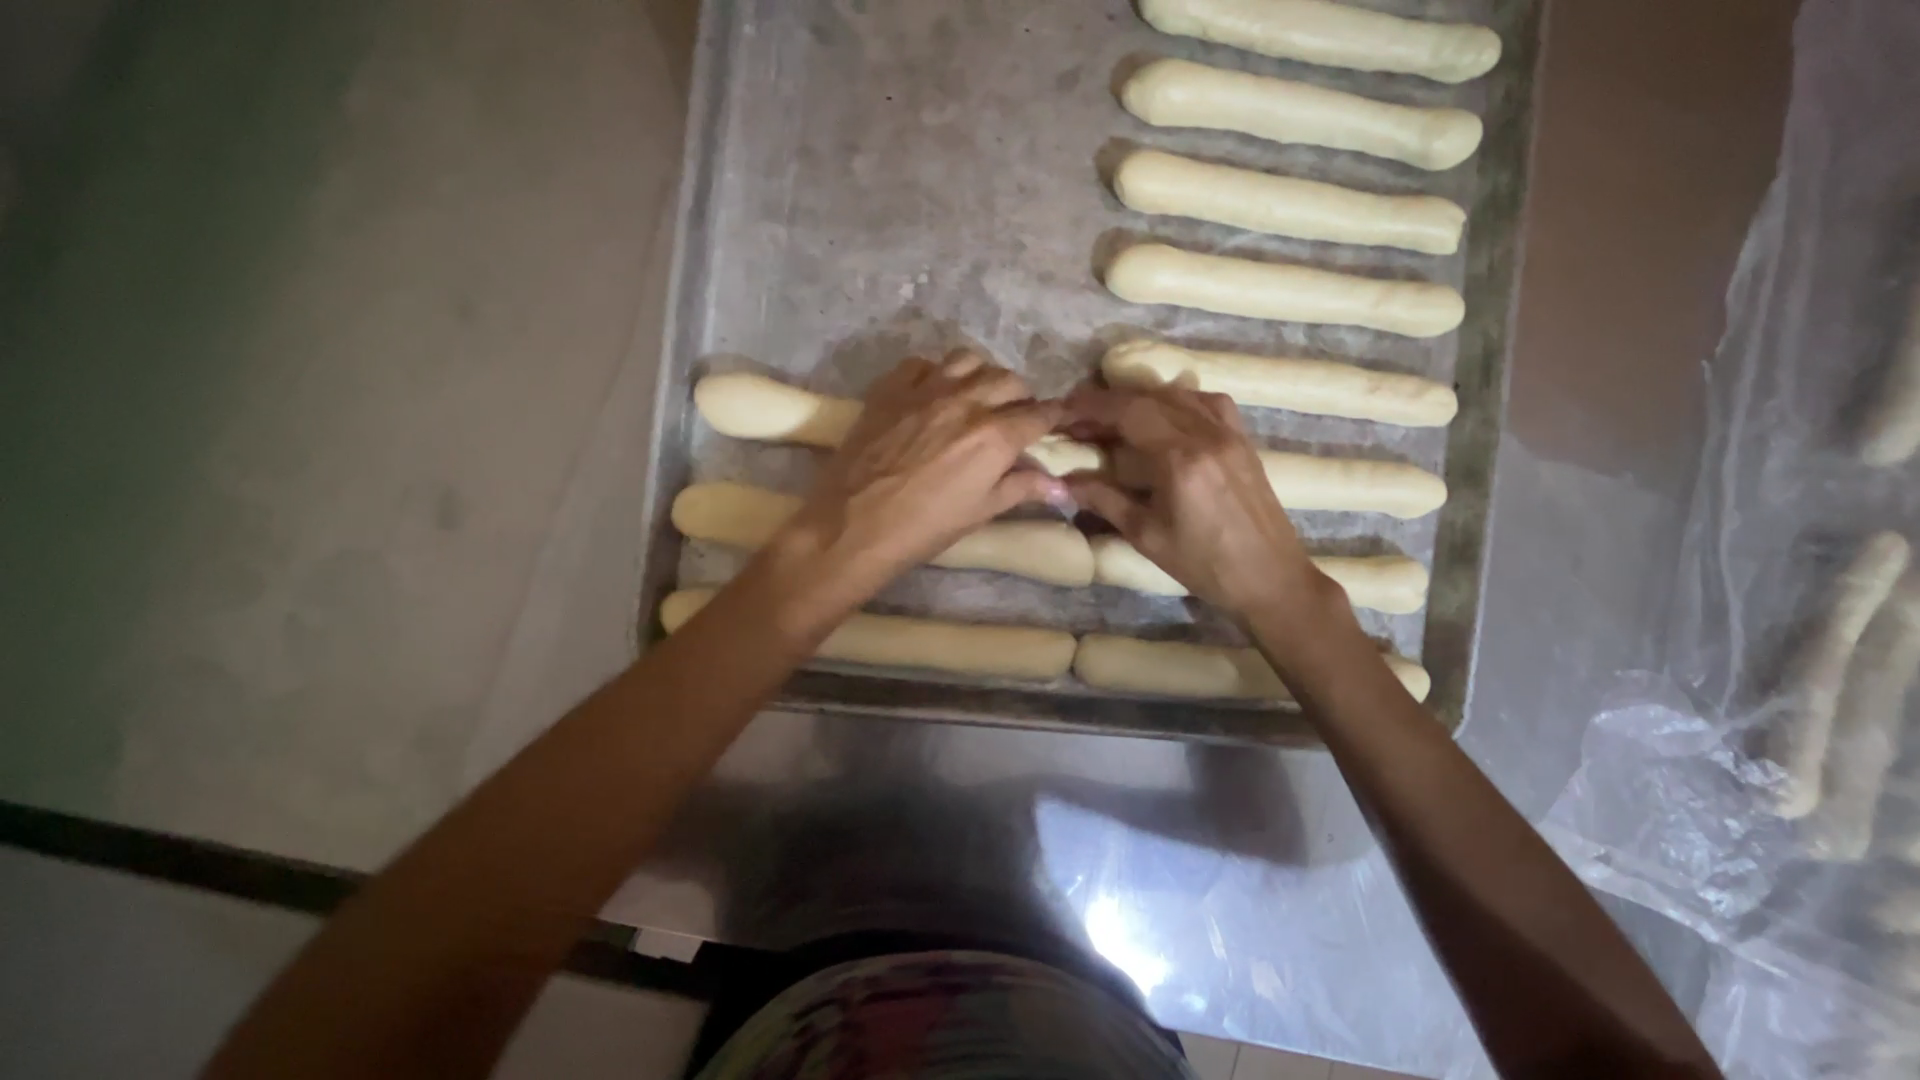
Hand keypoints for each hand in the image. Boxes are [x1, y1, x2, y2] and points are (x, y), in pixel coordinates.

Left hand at [761, 351, 1064, 616]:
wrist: (854, 525)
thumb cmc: (924, 528)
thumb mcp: (980, 512)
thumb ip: (1021, 488)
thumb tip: (1062, 488)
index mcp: (996, 436)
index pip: (1039, 413)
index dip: (1053, 416)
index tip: (1057, 419)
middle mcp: (967, 401)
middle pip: (1008, 380)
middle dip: (1018, 396)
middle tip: (1012, 416)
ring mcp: (927, 389)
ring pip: (969, 360)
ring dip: (980, 375)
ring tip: (976, 396)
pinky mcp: (891, 388)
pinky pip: (923, 363)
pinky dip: (936, 373)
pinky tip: (932, 394)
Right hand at [1061, 384, 1327, 619]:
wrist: (1271, 579)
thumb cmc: (1205, 566)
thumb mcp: (1146, 536)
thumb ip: (1104, 500)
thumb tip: (1063, 483)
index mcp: (1181, 458)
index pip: (1128, 412)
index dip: (1090, 407)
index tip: (1062, 411)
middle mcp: (1207, 433)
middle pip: (1149, 398)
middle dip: (1108, 402)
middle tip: (1078, 417)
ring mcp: (1230, 433)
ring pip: (1178, 394)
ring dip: (1140, 399)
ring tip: (1113, 418)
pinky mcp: (1243, 441)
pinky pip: (1207, 403)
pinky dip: (1177, 401)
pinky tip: (1163, 418)